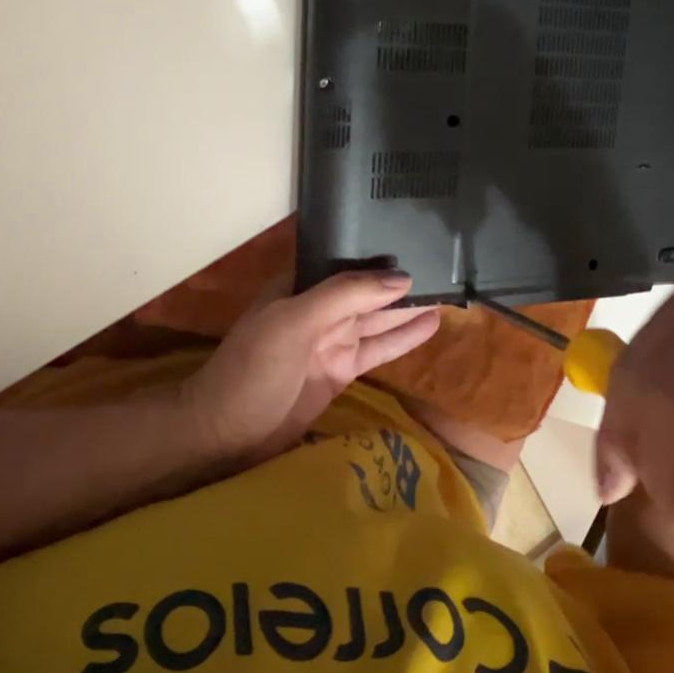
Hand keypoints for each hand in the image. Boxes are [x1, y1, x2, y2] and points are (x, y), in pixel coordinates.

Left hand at [182, 271, 440, 458]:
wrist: (225, 433)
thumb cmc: (251, 370)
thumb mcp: (294, 322)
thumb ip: (344, 296)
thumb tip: (401, 279)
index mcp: (299, 287)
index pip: (348, 262)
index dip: (381, 254)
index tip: (420, 239)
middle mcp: (317, 310)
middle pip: (367, 291)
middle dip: (401, 281)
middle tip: (448, 267)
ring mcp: (329, 342)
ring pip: (377, 319)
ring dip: (408, 308)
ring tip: (449, 292)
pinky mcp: (340, 372)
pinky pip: (377, 350)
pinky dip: (402, 339)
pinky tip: (430, 326)